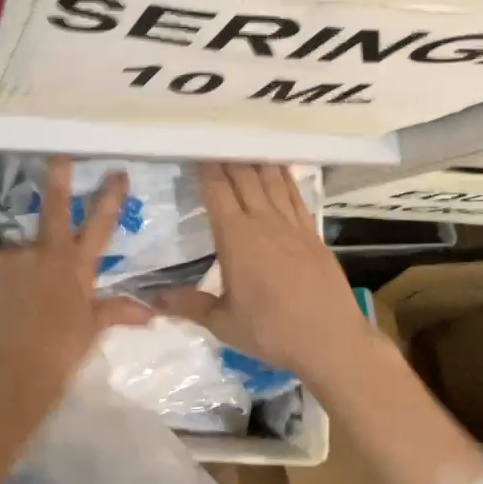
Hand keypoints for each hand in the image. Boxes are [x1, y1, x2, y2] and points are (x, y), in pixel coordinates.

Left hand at [0, 158, 155, 483]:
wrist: (1, 378)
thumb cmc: (53, 360)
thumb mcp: (87, 334)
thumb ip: (114, 312)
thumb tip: (151, 312)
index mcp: (76, 270)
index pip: (99, 226)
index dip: (109, 198)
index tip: (117, 172)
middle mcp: (44, 253)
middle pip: (54, 206)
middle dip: (59, 176)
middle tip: (59, 153)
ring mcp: (11, 256)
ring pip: (18, 252)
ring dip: (18, 268)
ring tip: (13, 306)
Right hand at [148, 163, 366, 375]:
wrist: (331, 341)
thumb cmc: (272, 332)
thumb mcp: (223, 323)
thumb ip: (188, 305)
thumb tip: (151, 298)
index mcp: (236, 238)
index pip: (217, 191)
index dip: (205, 168)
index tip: (194, 151)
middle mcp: (263, 222)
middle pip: (243, 177)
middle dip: (227, 156)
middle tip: (213, 141)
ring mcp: (291, 225)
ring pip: (270, 180)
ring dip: (255, 160)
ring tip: (242, 143)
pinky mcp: (312, 234)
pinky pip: (294, 195)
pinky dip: (284, 176)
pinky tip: (278, 166)